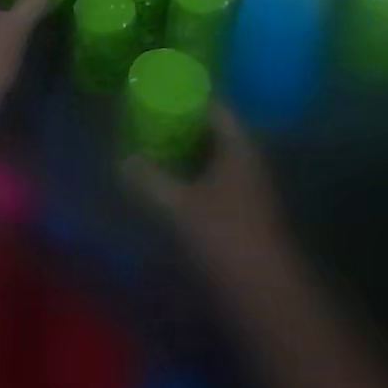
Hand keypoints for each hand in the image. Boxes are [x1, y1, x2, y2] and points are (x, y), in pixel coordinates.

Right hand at [123, 105, 288, 271]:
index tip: (157, 93)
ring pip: (213, 159)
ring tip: (150, 149)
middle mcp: (248, 162)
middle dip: (181, 126)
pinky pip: (213, 182)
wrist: (265, 294)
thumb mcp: (178, 206)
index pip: (216, 108)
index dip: (188, 98)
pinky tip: (168, 185)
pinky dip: (191, 178)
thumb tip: (122, 162)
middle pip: (213, 133)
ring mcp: (248, 189)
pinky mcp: (243, 214)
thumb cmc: (224, 237)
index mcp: (239, 148)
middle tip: (146, 121)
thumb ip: (148, 180)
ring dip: (185, 154)